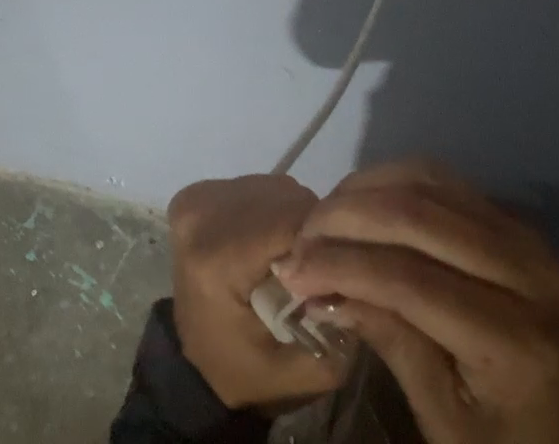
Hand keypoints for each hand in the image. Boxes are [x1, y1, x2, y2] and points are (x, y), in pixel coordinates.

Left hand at [167, 174, 346, 409]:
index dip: (326, 243)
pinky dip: (275, 211)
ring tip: (294, 257)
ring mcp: (196, 202)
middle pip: (286, 199)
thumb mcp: (308, 370)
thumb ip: (339, 327)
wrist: (197, 364)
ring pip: (276, 189)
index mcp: (217, 260)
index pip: (294, 221)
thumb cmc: (250, 370)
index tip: (336, 272)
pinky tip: (273, 243)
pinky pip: (258, 187)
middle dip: (312, 230)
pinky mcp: (197, 195)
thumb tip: (362, 274)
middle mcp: (201, 219)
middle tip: (317, 268)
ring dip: (295, 218)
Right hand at [274, 161, 558, 442]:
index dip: (339, 265)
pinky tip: (363, 203)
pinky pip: (447, 180)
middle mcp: (528, 272)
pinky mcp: (518, 223)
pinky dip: (394, 181)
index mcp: (515, 340)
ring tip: (323, 219)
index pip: (407, 278)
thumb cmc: (515, 442)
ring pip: (428, 181)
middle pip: (416, 214)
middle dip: (342, 218)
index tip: (287, 270)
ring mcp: (527, 238)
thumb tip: (319, 286)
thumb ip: (389, 341)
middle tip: (298, 240)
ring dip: (364, 190)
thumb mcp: (446, 420)